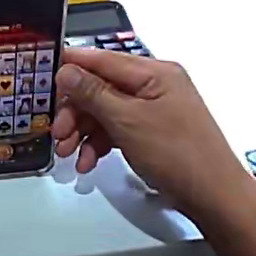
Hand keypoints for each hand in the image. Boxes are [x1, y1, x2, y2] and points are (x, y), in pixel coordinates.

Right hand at [52, 48, 255, 222]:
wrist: (213, 195)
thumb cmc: (179, 155)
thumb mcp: (127, 121)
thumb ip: (93, 93)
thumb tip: (66, 71)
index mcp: (153, 72)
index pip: (101, 59)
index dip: (70, 66)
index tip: (42, 75)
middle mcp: (153, 85)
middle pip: (98, 88)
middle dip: (74, 111)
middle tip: (58, 133)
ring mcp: (152, 108)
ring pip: (103, 111)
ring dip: (82, 131)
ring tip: (68, 153)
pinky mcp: (150, 130)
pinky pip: (115, 129)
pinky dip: (99, 143)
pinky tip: (88, 161)